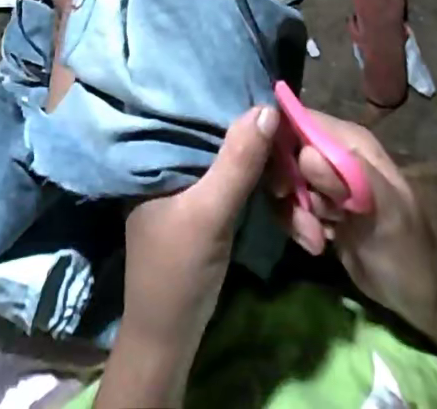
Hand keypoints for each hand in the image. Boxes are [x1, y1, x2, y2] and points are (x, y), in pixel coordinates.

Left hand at [98, 105, 277, 407]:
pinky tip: (271, 171)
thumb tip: (267, 106)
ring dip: (252, 155)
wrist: (170, 339)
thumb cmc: (179, 272)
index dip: (229, 102)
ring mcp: (180, 183)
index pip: (191, 112)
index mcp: (151, 154)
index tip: (269, 96)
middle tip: (285, 129)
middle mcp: (163, 161)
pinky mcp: (196, 203)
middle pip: (210, 132)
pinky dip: (248, 174)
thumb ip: (237, 163)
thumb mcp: (210, 212)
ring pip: (221, 154)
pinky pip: (226, 175)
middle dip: (247, 131)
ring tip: (282, 151)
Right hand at [272, 109, 436, 337]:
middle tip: (306, 217)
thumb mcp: (387, 214)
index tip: (283, 185)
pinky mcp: (319, 204)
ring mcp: (326, 179)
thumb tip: (306, 154)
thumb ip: (350, 178)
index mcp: (352, 142)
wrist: (417, 294)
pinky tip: (317, 245)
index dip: (282, 145)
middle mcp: (335, 153)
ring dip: (293, 212)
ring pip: (285, 180)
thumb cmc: (408, 250)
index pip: (301, 121)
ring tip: (317, 238)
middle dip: (288, 188)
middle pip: (286, 150)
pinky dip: (297, 225)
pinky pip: (290, 203)